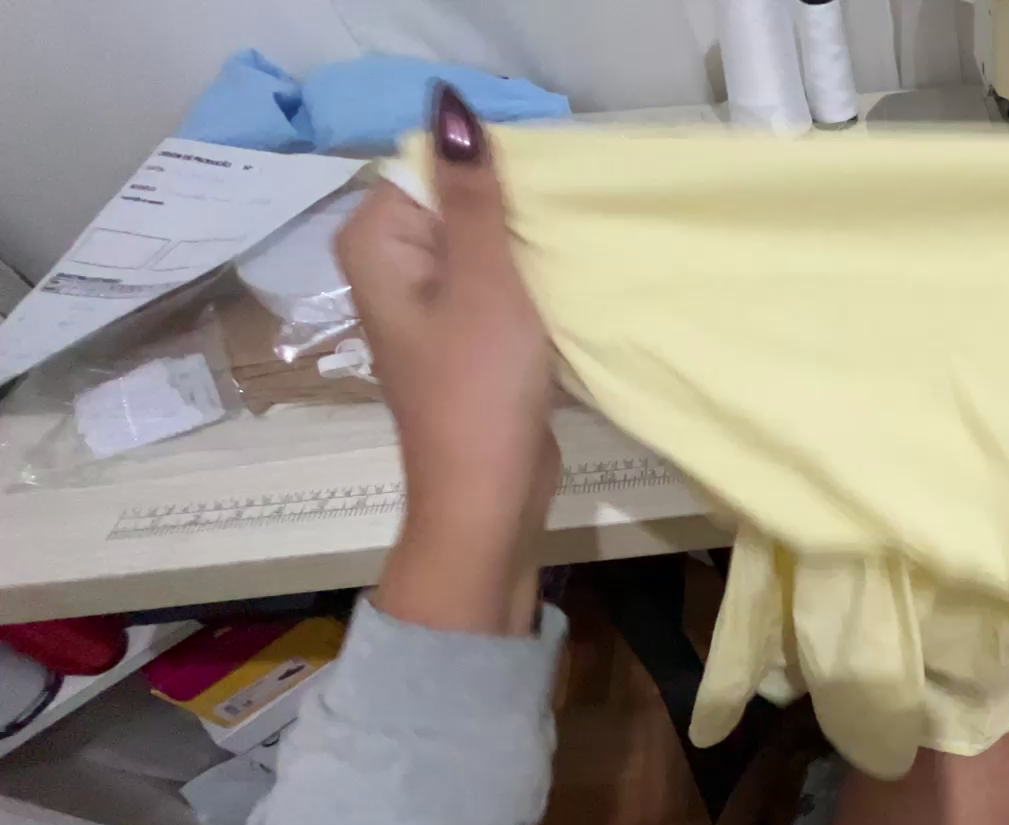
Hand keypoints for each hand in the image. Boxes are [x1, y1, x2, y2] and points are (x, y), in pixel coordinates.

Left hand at [336, 84, 557, 632]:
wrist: (490, 490)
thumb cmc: (481, 387)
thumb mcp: (485, 285)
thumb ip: (474, 200)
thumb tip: (454, 106)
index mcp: (381, 245)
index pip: (433, 170)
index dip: (494, 177)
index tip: (554, 200)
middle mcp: (399, 272)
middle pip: (464, 212)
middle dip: (520, 219)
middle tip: (578, 233)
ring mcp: (439, 312)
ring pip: (492, 258)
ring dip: (536, 259)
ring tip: (584, 263)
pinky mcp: (475, 345)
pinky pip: (507, 297)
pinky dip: (539, 295)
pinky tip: (575, 300)